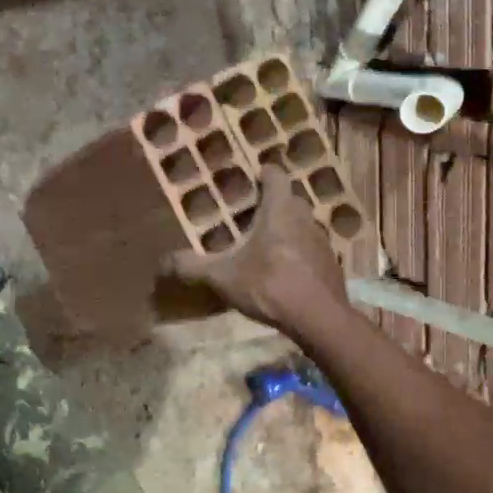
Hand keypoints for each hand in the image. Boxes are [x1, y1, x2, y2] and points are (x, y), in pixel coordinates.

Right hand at [165, 164, 347, 335]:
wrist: (319, 319)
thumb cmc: (269, 285)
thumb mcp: (222, 277)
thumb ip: (192, 267)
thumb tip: (163, 263)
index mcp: (279, 211)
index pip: (276, 177)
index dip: (264, 173)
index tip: (251, 176)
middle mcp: (304, 219)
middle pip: (289, 200)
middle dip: (270, 204)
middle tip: (246, 215)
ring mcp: (321, 242)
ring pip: (300, 225)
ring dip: (284, 230)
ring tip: (261, 245)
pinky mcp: (329, 264)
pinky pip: (308, 249)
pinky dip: (295, 253)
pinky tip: (280, 273)